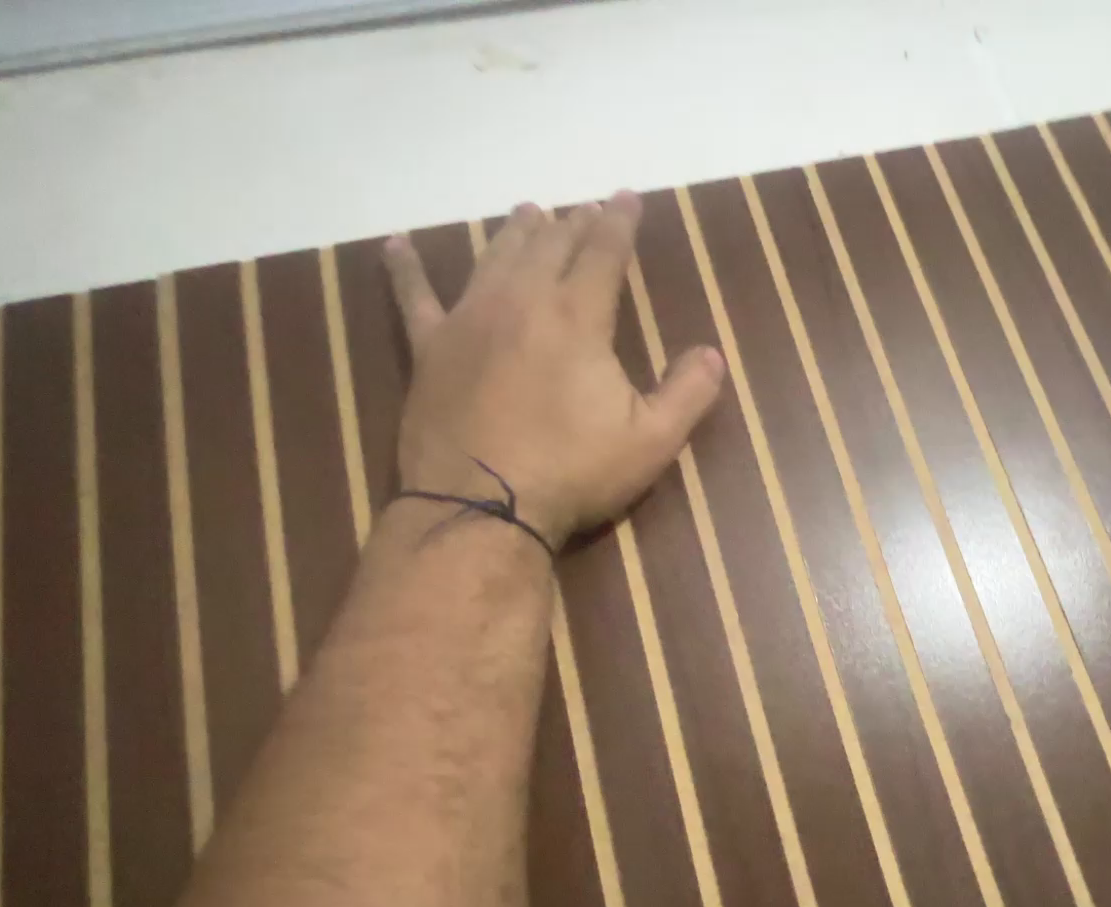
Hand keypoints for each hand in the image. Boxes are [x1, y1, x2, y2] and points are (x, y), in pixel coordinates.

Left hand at [382, 193, 726, 548]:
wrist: (480, 506)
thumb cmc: (572, 473)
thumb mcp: (651, 442)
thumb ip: (688, 393)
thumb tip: (713, 353)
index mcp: (577, 318)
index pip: (603, 252)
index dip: (619, 221)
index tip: (627, 196)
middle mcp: (521, 301)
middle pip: (549, 246)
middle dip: (572, 222)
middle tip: (583, 209)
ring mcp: (468, 321)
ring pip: (494, 258)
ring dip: (515, 233)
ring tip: (528, 213)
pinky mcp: (429, 350)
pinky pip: (414, 297)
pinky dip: (407, 269)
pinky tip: (397, 245)